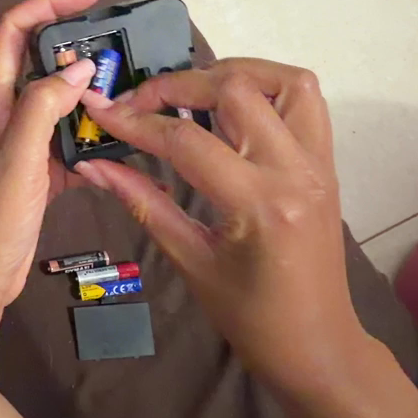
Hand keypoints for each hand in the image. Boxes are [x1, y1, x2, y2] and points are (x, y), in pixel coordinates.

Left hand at [0, 0, 108, 308]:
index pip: (14, 30)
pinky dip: (93, 134)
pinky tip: (120, 140)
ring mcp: (21, 142)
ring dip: (90, 91)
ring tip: (131, 89)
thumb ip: (44, 106)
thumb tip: (81, 66)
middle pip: (38, 58)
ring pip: (59, 100)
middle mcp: (4, 113)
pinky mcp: (37, 169)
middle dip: (78, 43)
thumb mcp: (17, 157)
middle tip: (122, 45)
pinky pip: (69, 138)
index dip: (49, 2)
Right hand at [75, 59, 368, 391]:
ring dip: (230, 73)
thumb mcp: (188, 259)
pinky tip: (226, 106)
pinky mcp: (325, 161)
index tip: (97, 109)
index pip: (186, 139)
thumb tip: (91, 165)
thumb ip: (142, 201)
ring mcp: (319, 162)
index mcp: (258, 204)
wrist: (317, 345)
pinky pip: (303, 100)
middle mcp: (296, 170)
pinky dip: (263, 86)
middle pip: (235, 90)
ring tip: (188, 93)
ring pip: (283, 80)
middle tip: (137, 102)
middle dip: (176, 85)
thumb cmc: (249, 315)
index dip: (134, 121)